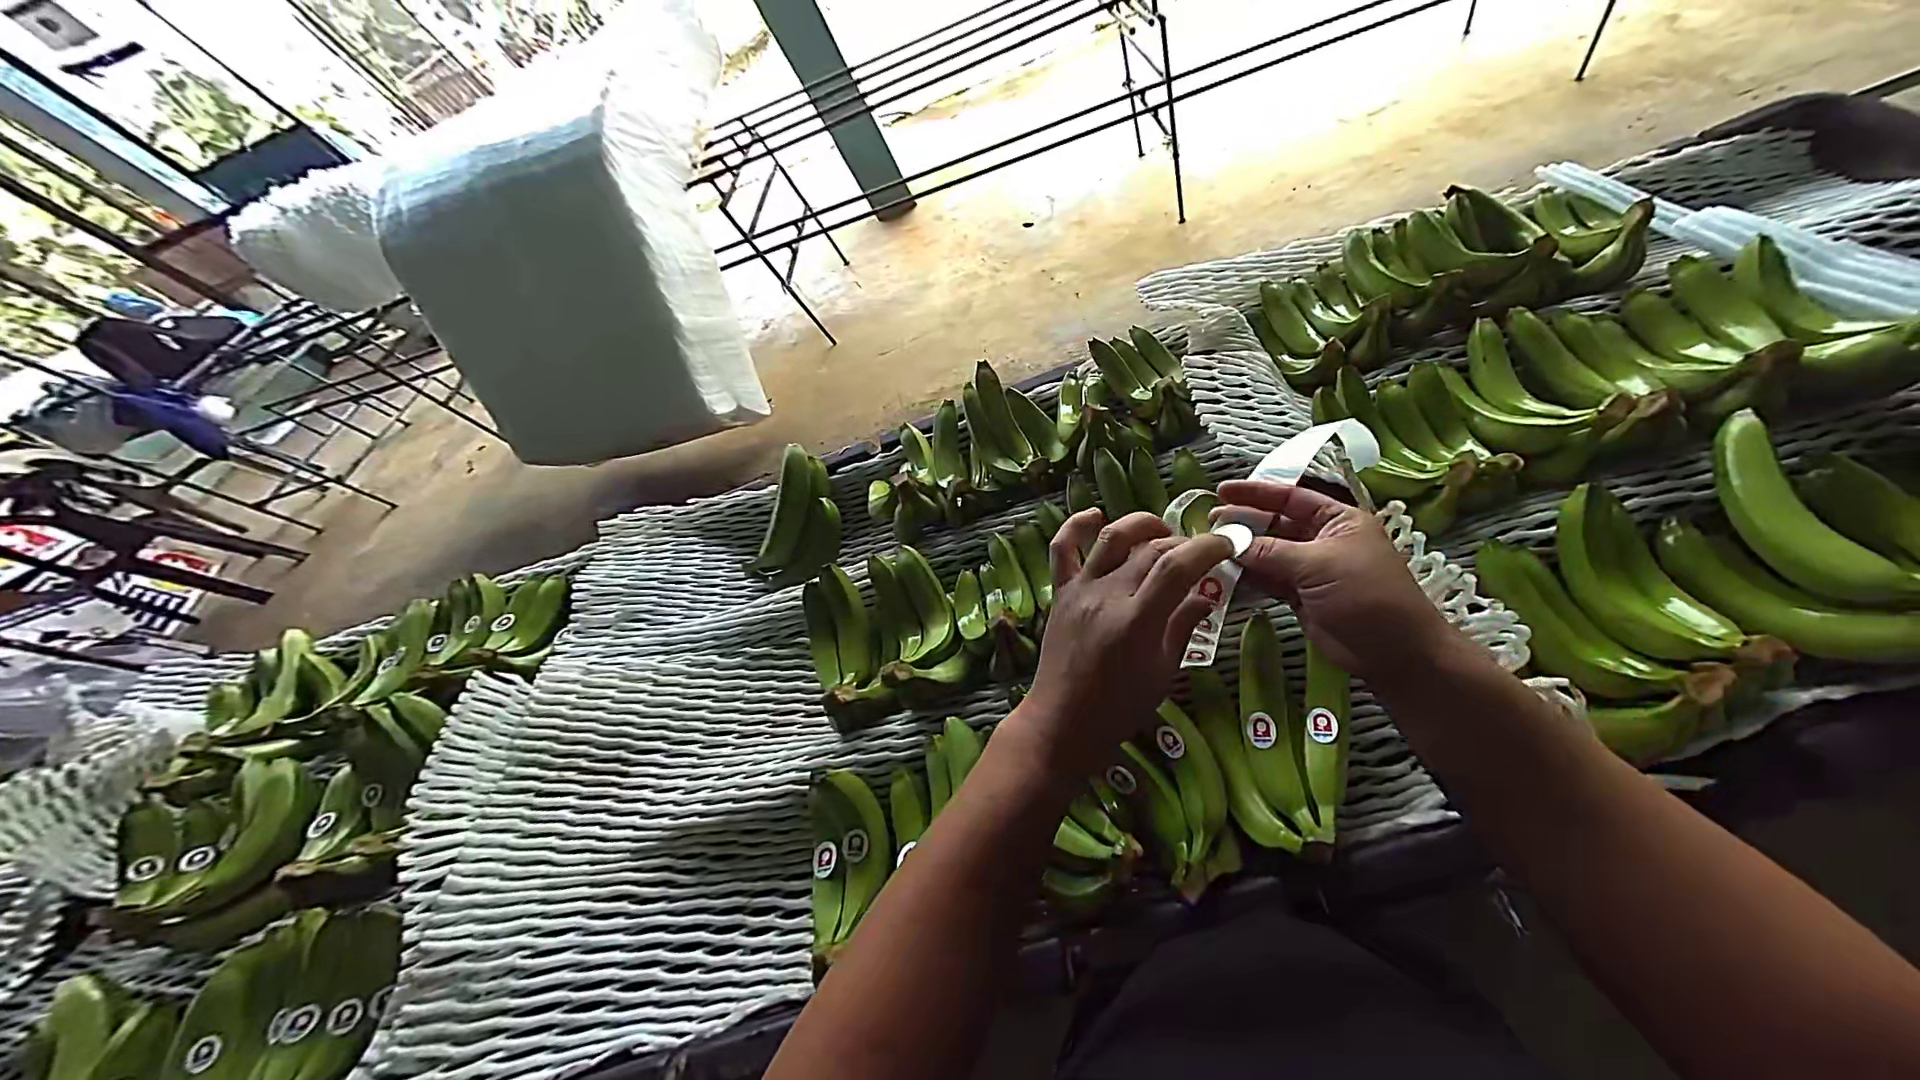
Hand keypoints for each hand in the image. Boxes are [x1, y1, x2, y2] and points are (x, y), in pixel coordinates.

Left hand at [1002, 510, 1233, 780]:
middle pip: (1150, 550)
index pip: (1177, 566)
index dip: (1207, 548)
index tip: (1226, 545)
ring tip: (1162, 533)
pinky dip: (1077, 526)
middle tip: (1200, 554)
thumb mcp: (1164, 671)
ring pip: (1111, 538)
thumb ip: (1184, 626)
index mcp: (1137, 621)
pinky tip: (1096, 516)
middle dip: (1183, 543)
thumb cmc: (1119, 706)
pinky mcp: (1060, 593)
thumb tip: (1205, 595)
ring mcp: (1080, 590)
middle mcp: (1107, 596)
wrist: (1063, 720)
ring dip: (1141, 525)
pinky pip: (1062, 549)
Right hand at [1214, 479, 1455, 679]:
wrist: (1394, 652)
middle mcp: (1321, 540)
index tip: (1223, 491)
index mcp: (1337, 520)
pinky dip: (1245, 577)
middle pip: (1274, 525)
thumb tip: (1230, 542)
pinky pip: (1265, 579)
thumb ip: (1270, 552)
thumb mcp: (1319, 565)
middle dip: (1243, 523)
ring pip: (1265, 553)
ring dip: (1240, 552)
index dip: (1256, 493)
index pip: (1290, 497)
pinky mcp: (1298, 595)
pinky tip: (1222, 574)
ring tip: (1208, 549)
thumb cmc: (1368, 596)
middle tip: (1209, 523)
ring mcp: (1308, 569)